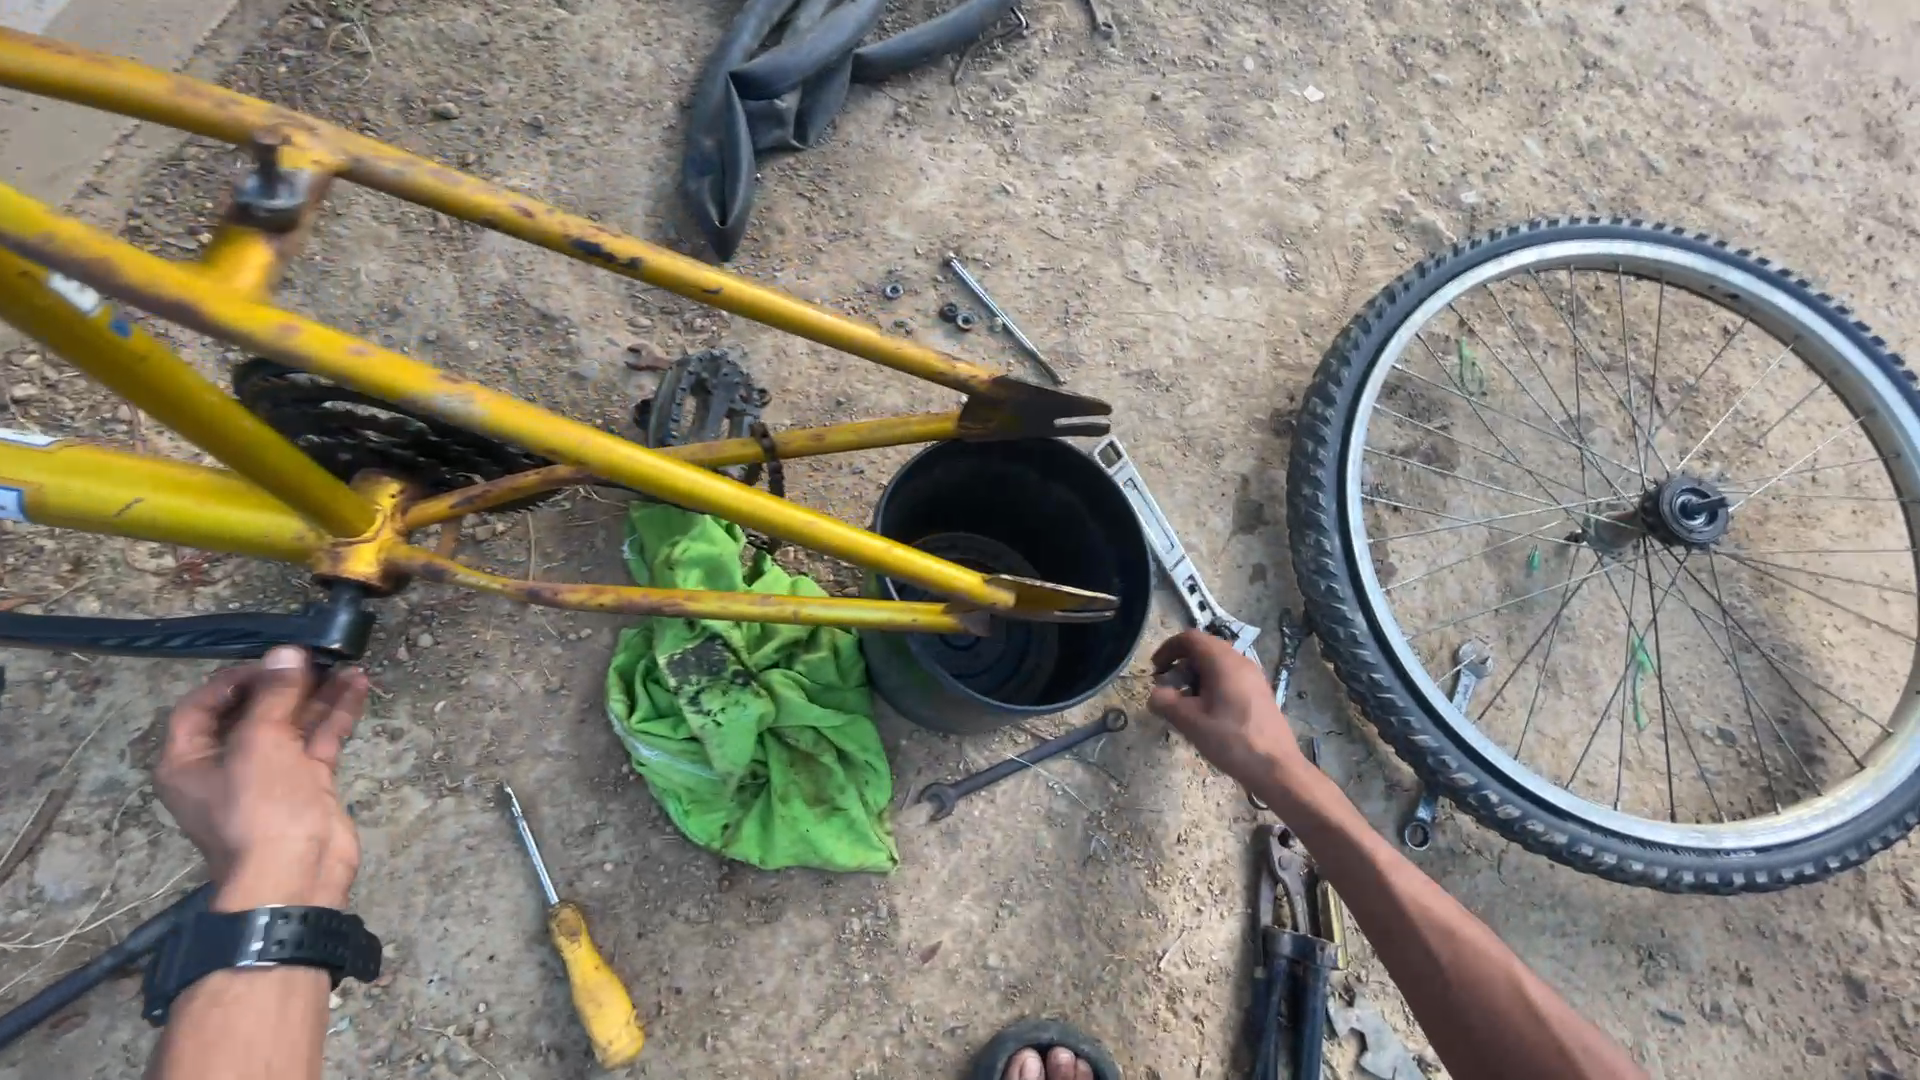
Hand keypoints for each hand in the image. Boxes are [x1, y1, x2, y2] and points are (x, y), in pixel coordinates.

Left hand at [155, 646, 367, 911]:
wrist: (296, 868)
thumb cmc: (260, 807)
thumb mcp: (260, 744)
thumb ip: (274, 696)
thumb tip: (286, 654)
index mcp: (191, 760)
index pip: (201, 708)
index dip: (234, 680)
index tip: (273, 661)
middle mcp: (227, 763)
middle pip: (254, 712)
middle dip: (286, 683)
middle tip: (317, 657)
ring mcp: (271, 772)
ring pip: (294, 723)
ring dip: (320, 694)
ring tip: (348, 665)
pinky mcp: (308, 780)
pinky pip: (320, 738)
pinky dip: (338, 714)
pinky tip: (359, 688)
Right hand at [1147, 630, 1305, 784]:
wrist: (1277, 768)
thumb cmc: (1231, 740)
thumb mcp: (1190, 723)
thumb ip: (1166, 703)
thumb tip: (1155, 694)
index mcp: (1223, 662)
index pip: (1190, 638)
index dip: (1168, 649)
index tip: (1156, 670)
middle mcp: (1240, 662)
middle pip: (1204, 648)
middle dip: (1181, 665)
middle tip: (1168, 689)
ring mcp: (1253, 677)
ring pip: (1217, 663)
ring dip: (1196, 676)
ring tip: (1187, 703)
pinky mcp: (1259, 692)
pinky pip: (1230, 676)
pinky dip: (1212, 684)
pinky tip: (1208, 712)